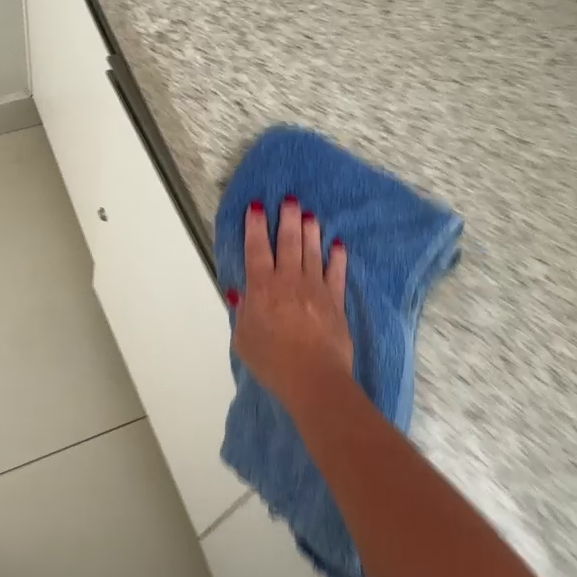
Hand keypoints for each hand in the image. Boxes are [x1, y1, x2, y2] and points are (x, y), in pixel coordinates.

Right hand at [229, 196, 354, 413]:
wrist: (314, 377)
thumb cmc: (272, 362)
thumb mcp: (244, 340)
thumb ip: (242, 313)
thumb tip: (238, 293)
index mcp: (262, 289)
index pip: (257, 249)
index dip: (256, 226)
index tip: (256, 206)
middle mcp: (289, 281)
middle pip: (289, 242)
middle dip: (288, 218)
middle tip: (290, 199)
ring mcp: (315, 288)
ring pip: (313, 251)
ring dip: (312, 231)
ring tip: (310, 214)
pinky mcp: (335, 301)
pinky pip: (337, 273)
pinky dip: (338, 257)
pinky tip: (338, 245)